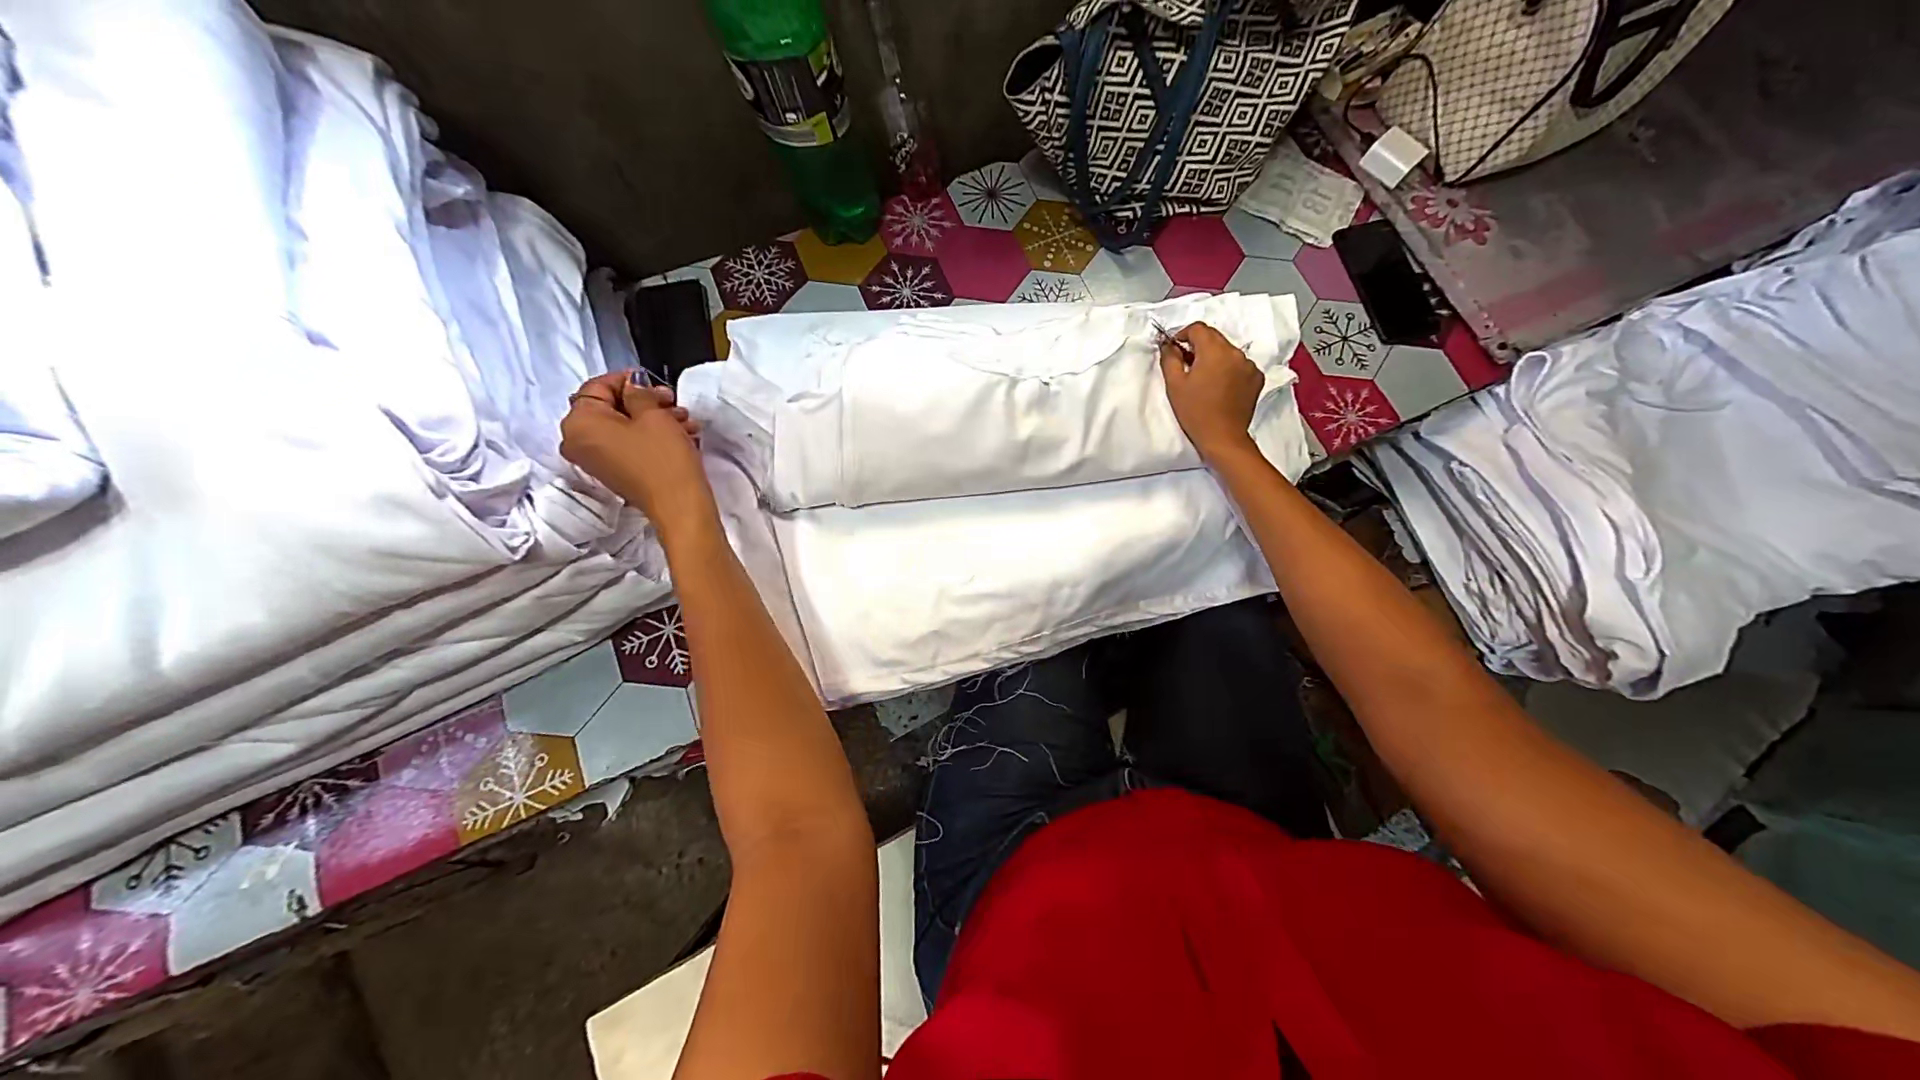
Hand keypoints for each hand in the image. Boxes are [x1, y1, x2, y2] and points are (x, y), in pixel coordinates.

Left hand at [559, 371, 715, 534]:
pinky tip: (679, 435)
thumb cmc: (664, 459)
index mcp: (579, 423)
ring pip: (622, 426)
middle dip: (644, 401)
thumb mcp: (653, 414)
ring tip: (684, 421)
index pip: (597, 386)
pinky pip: (627, 444)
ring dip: (653, 419)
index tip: (652, 379)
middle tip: (672, 401)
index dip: (628, 379)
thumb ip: (639, 392)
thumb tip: (634, 385)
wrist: (679, 505)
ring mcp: (595, 460)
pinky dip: (650, 436)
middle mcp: (578, 441)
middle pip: (609, 407)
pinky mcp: (614, 472)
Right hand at [1159, 321, 1262, 463]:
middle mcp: (1235, 352)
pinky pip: (1239, 365)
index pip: (1198, 328)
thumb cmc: (1195, 412)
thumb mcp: (1174, 385)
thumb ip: (1170, 358)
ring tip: (1204, 379)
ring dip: (1214, 358)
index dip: (1183, 334)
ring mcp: (1249, 365)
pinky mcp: (1256, 378)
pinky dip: (1229, 369)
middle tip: (1187, 365)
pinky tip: (1220, 386)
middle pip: (1214, 338)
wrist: (1222, 437)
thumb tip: (1169, 344)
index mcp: (1214, 351)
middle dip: (1199, 346)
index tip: (1175, 348)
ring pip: (1227, 351)